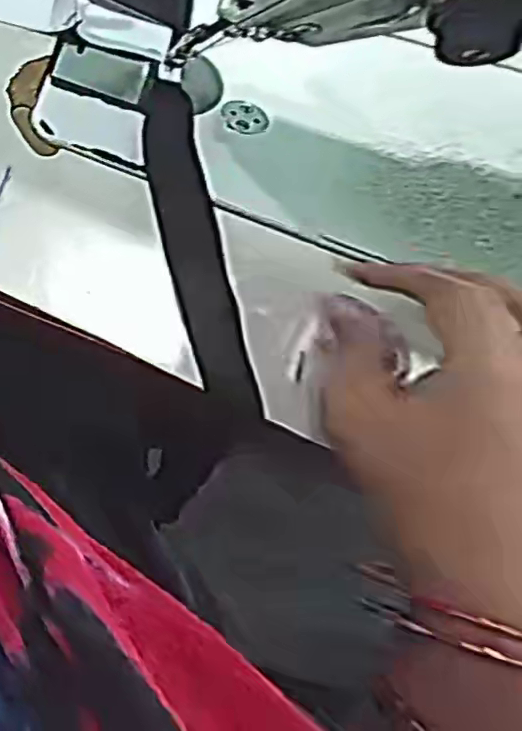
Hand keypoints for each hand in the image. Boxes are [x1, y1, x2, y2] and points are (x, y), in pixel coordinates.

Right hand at [319, 263, 521, 618]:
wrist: (496, 573)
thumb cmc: (434, 501)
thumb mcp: (358, 414)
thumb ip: (349, 351)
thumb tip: (343, 311)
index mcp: (499, 367)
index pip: (454, 292)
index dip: (401, 274)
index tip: (363, 275)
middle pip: (515, 300)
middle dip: (456, 282)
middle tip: (407, 281)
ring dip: (492, 311)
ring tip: (446, 314)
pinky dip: (507, 346)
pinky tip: (482, 360)